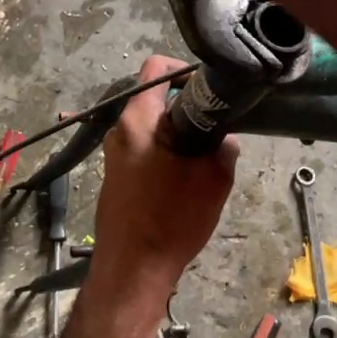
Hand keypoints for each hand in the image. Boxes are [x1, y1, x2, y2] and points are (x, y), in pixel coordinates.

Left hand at [90, 55, 239, 290]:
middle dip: (185, 108)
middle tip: (214, 125)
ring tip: (203, 156)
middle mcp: (119, 129)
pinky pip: (142, 148)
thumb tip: (224, 137)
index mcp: (138, 119)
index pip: (156, 68)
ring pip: (150, 126)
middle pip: (154, 98)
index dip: (186, 70)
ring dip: (175, 134)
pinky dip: (163, 153)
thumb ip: (223, 147)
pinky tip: (183, 178)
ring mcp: (112, 153)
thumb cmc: (172, 218)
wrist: (132, 269)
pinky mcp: (113, 175)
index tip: (209, 88)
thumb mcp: (214, 180)